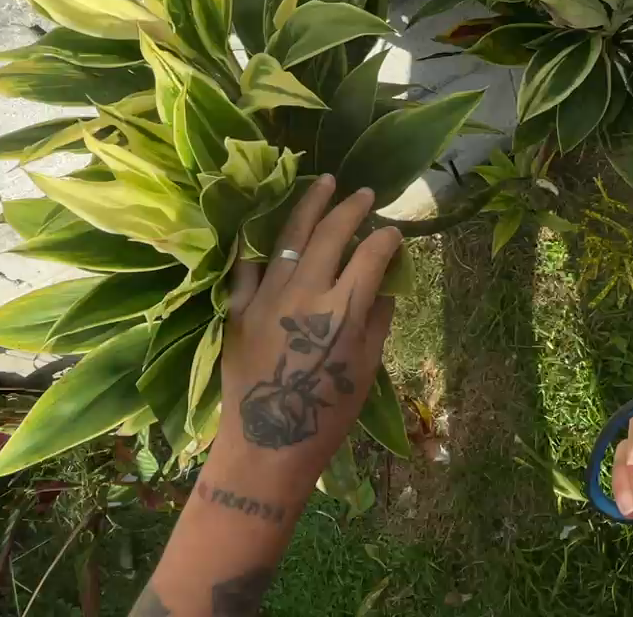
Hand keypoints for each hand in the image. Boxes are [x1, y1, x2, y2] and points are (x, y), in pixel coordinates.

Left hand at [211, 176, 399, 502]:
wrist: (264, 451)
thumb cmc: (326, 418)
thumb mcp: (366, 369)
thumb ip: (378, 318)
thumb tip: (384, 281)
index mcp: (343, 311)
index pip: (372, 255)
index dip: (388, 239)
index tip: (394, 233)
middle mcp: (304, 293)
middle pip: (332, 233)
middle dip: (353, 207)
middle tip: (365, 193)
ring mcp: (266, 297)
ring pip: (289, 235)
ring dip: (310, 205)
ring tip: (323, 182)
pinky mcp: (237, 309)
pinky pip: (246, 264)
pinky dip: (258, 240)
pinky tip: (268, 220)